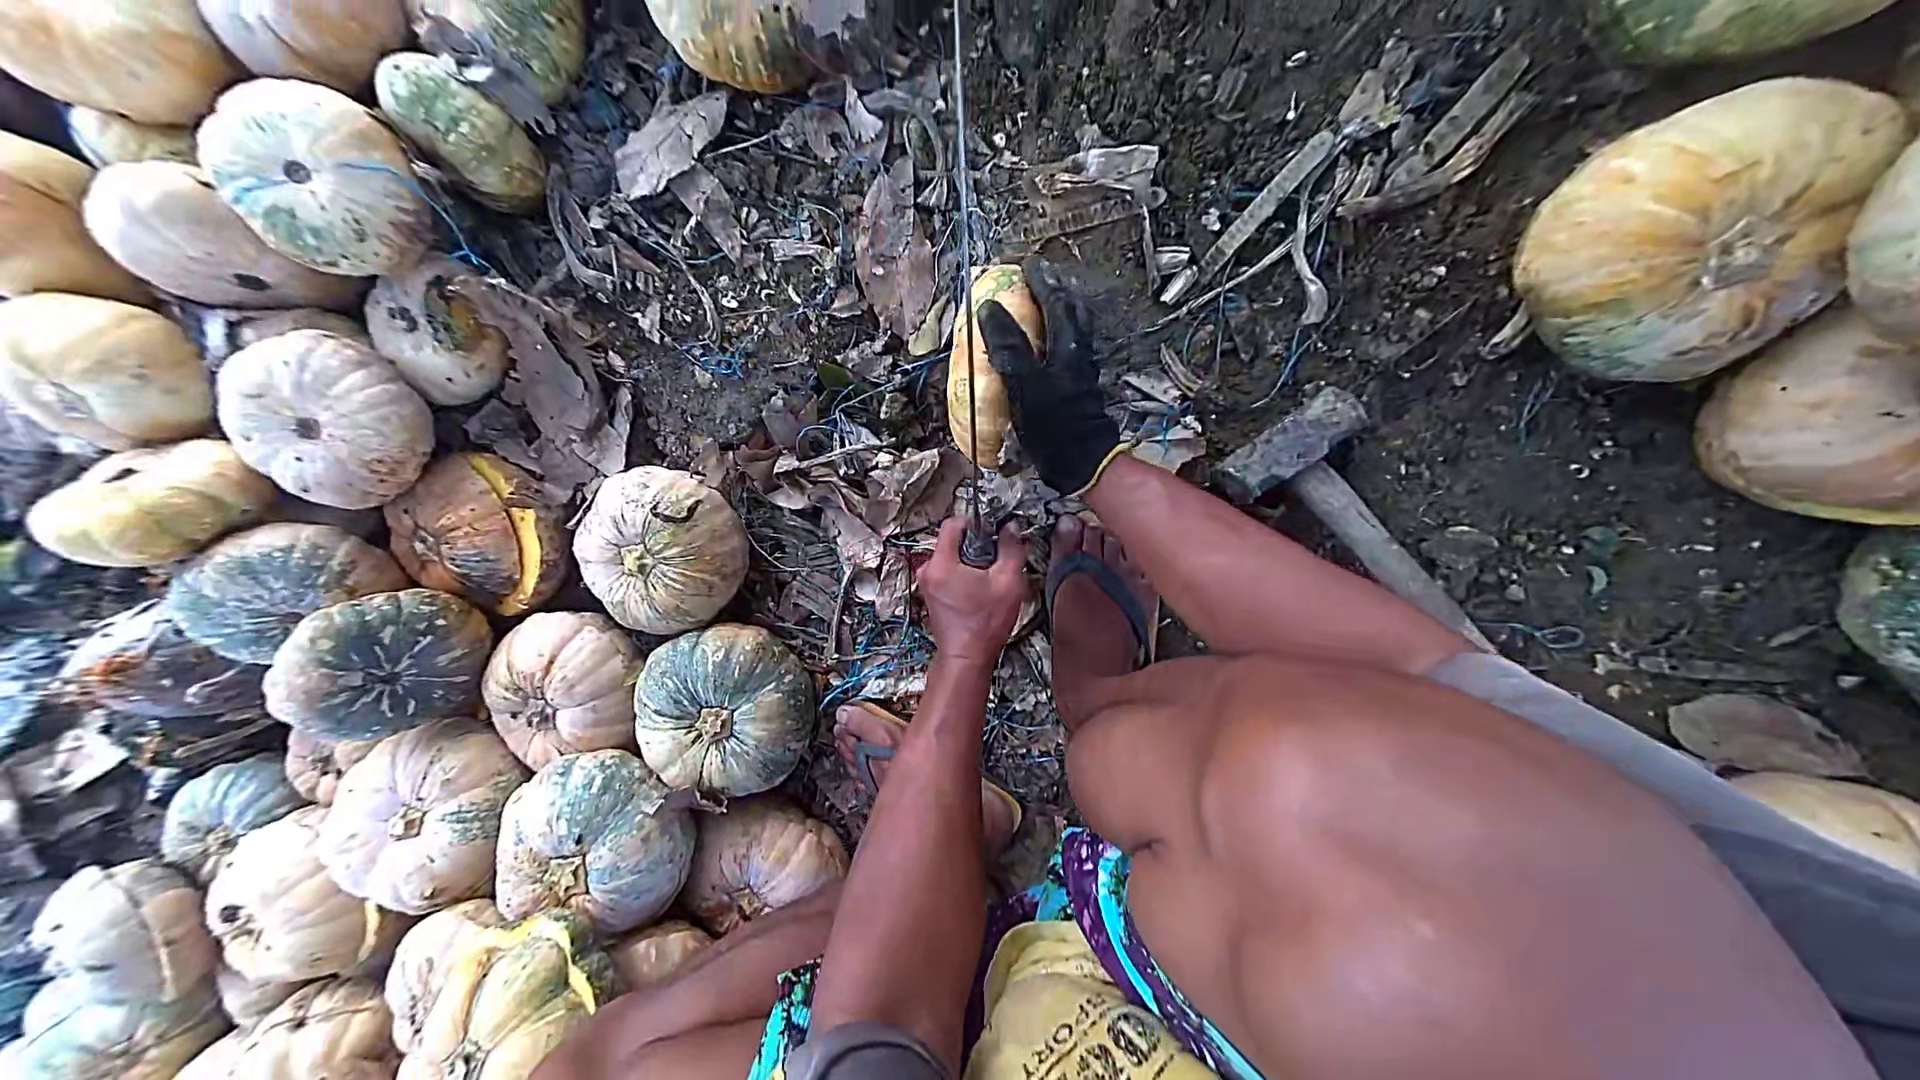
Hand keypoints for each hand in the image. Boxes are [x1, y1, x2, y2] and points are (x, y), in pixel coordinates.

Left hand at [917, 517, 1029, 665]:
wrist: (967, 657)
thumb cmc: (983, 626)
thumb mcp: (1008, 582)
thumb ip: (1012, 549)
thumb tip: (1012, 530)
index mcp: (942, 564)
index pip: (952, 524)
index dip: (974, 523)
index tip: (989, 531)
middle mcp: (928, 571)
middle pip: (951, 540)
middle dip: (974, 545)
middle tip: (993, 558)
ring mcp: (927, 583)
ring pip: (950, 556)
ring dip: (969, 560)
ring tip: (987, 577)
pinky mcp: (931, 594)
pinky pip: (947, 571)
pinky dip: (962, 573)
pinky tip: (978, 588)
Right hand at [979, 258, 1122, 495]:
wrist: (1082, 464)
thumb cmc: (1053, 425)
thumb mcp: (1024, 384)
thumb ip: (1009, 347)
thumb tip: (989, 309)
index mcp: (1067, 348)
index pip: (1056, 303)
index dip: (1041, 283)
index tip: (1027, 267)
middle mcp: (1078, 356)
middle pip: (1072, 314)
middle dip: (1056, 295)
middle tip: (1039, 283)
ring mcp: (1081, 374)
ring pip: (1073, 334)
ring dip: (1059, 316)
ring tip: (1041, 310)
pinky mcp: (1079, 392)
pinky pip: (1068, 354)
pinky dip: (1056, 342)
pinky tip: (1044, 351)